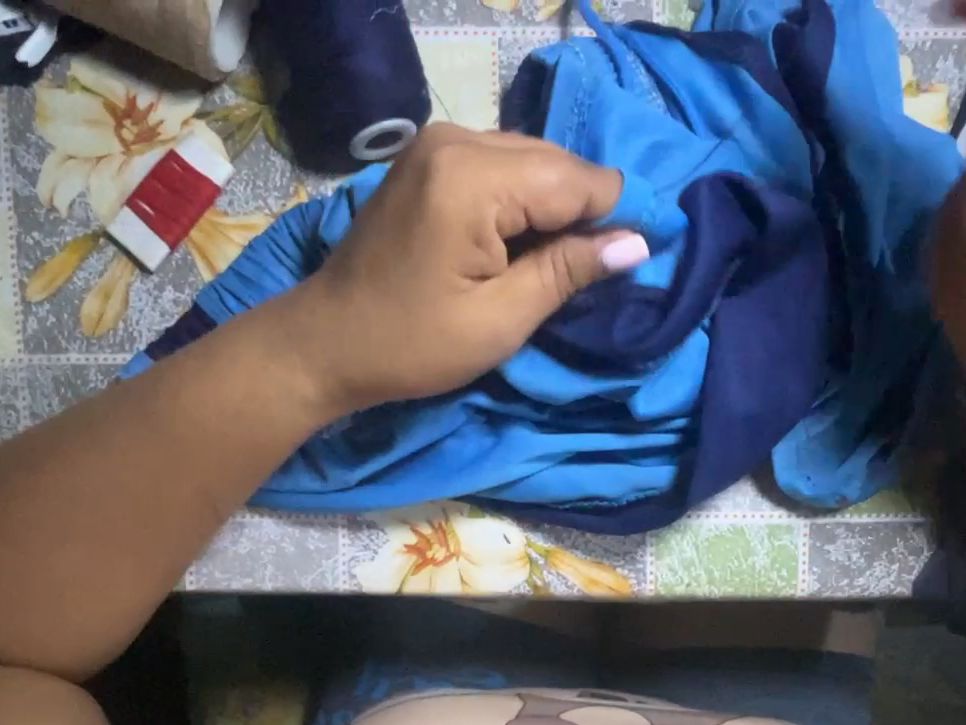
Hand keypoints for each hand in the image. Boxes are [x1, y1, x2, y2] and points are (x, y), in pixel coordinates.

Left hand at [270, 124, 649, 415]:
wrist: (325, 343)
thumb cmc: (410, 344)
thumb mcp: (499, 322)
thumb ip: (568, 272)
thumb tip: (638, 243)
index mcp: (473, 178)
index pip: (576, 180)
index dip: (617, 216)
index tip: (640, 257)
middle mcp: (456, 139)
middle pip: (554, 163)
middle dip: (584, 212)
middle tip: (597, 269)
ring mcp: (436, 144)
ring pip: (529, 162)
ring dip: (553, 207)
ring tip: (559, 262)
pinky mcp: (427, 160)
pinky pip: (499, 167)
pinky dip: (521, 201)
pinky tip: (521, 243)